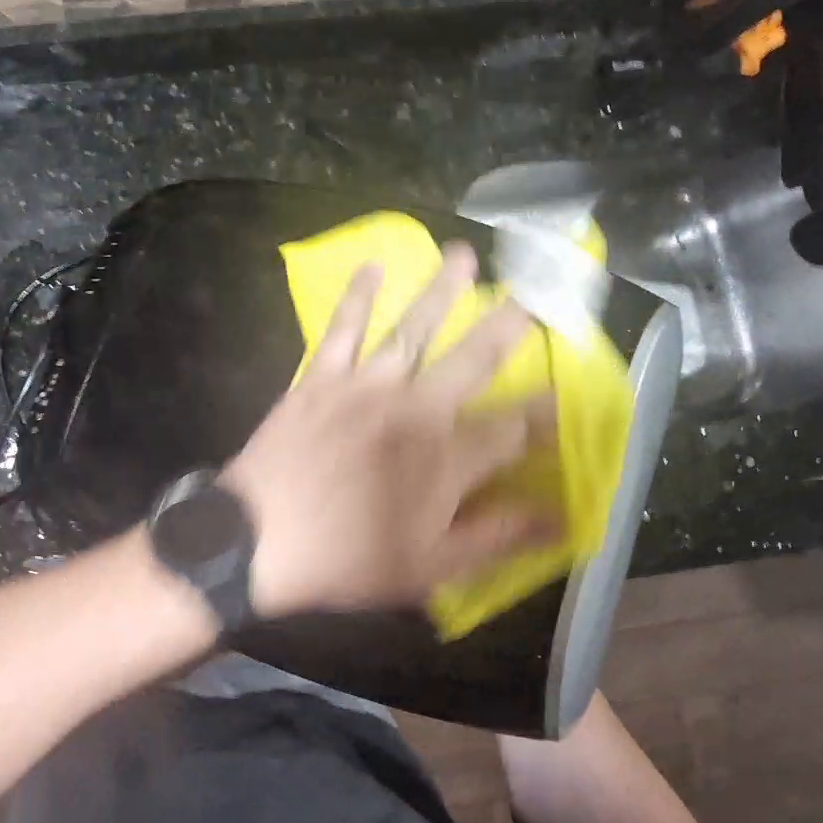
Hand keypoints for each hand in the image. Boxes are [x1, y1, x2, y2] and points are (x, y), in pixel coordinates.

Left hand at [223, 242, 559, 616]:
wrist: (257, 539)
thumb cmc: (346, 560)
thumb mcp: (431, 567)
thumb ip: (498, 537)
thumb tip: (562, 517)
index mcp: (446, 458)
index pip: (513, 429)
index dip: (544, 416)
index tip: (566, 398)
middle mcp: (413, 408)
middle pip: (473, 359)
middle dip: (510, 326)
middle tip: (538, 294)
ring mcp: (363, 385)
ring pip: (412, 329)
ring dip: (441, 290)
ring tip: (466, 255)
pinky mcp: (319, 378)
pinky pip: (342, 328)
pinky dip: (357, 296)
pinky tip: (372, 266)